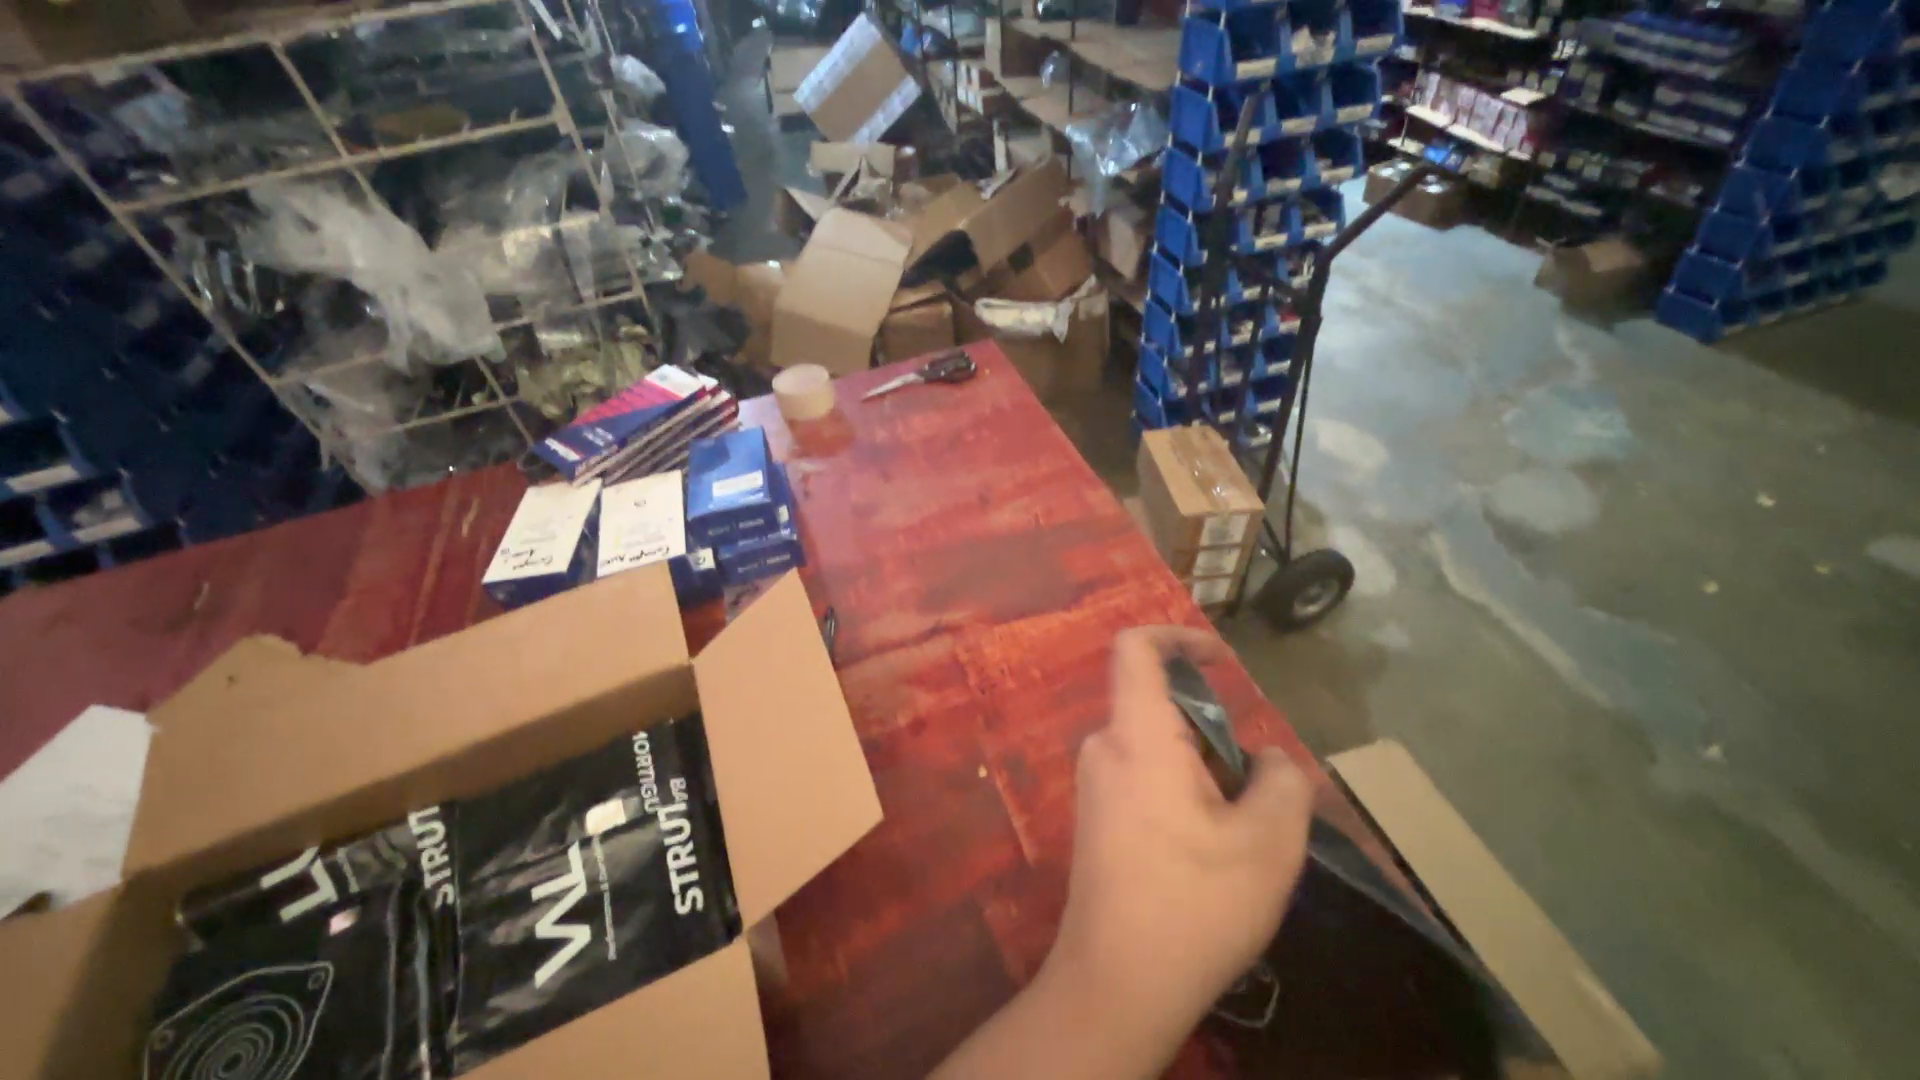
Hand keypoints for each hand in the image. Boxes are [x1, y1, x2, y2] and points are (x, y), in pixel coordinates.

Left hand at [1043, 626, 1314, 1050]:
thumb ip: (1282, 781)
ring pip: (1157, 748)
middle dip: (1215, 732)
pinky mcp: (1095, 820)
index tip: (1223, 661)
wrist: (1116, 984)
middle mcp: (1104, 749)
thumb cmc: (1194, 904)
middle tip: (1254, 792)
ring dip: (1204, 771)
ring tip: (1239, 835)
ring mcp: (1093, 787)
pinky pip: (1143, 778)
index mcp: (1136, 736)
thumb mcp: (1269, 843)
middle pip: (1160, 706)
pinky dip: (1182, 793)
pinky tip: (1209, 854)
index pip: (1136, 649)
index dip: (1179, 636)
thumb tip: (1268, 761)